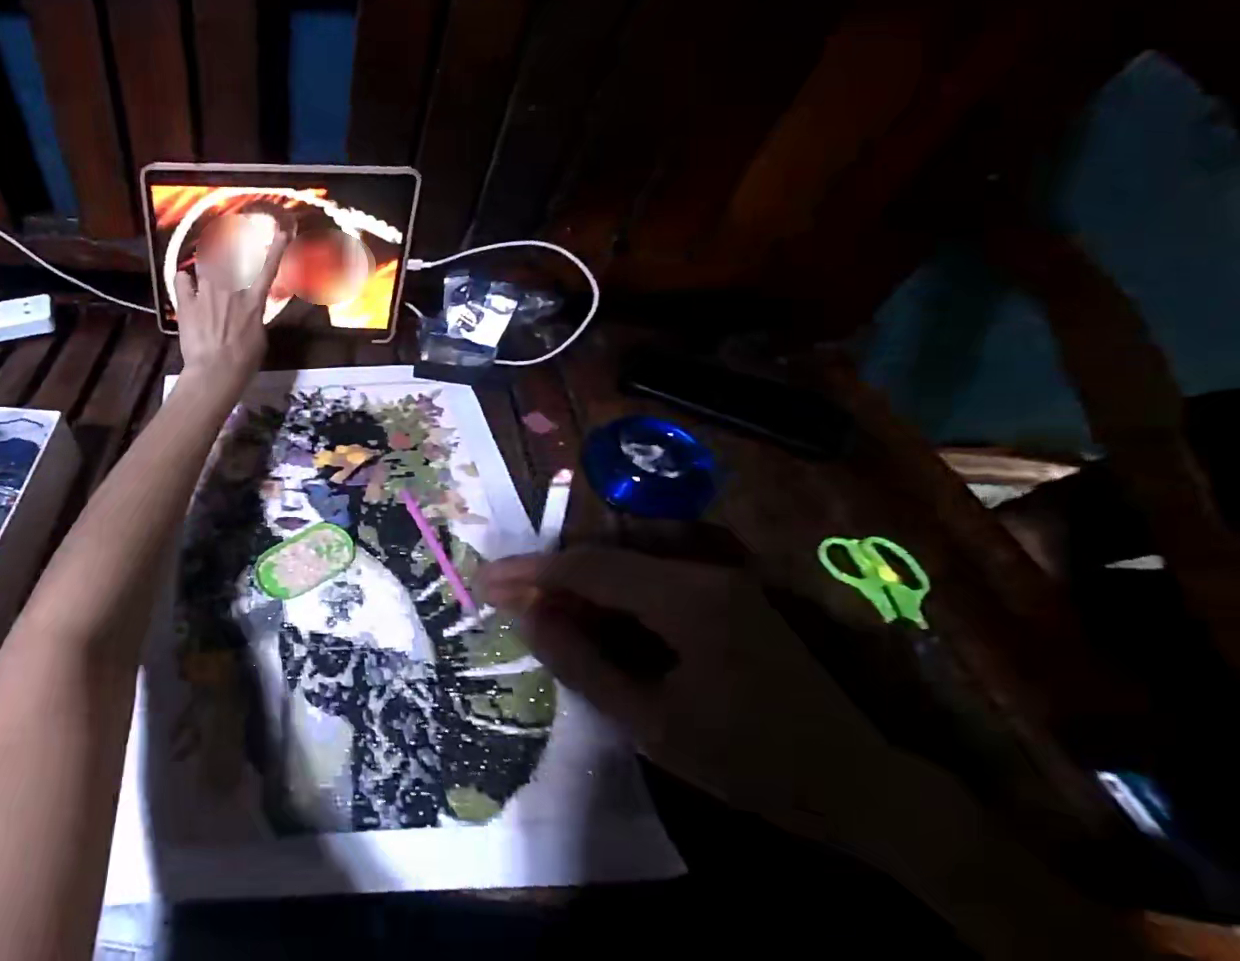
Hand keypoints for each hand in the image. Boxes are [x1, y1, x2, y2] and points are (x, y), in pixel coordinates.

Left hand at [175, 230, 286, 392]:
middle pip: (231, 254)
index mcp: (253, 300)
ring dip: (206, 256)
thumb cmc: (244, 361)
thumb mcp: (259, 338)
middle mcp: (230, 290)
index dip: (275, 248)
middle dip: (231, 241)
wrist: (215, 371)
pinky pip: (181, 279)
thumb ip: (254, 318)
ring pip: (204, 261)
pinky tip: (184, 280)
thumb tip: (250, 313)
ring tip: (206, 255)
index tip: (280, 232)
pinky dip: (183, 278)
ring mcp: (206, 293)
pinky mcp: (186, 303)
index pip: (268, 268)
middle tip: (229, 235)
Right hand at [476, 549, 887, 838]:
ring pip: (625, 568)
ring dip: (575, 586)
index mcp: (687, 599)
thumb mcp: (651, 723)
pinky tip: (585, 620)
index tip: (482, 583)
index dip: (529, 572)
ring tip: (531, 610)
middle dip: (547, 576)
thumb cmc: (752, 764)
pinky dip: (609, 598)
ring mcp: (721, 583)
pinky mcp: (729, 599)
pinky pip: (651, 584)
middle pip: (604, 559)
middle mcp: (704, 574)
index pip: (588, 567)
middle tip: (499, 598)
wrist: (866, 790)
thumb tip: (526, 613)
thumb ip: (581, 662)